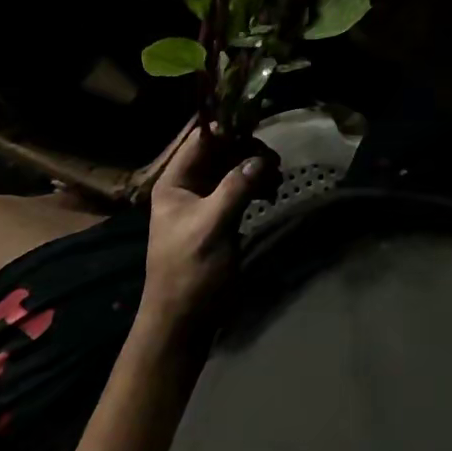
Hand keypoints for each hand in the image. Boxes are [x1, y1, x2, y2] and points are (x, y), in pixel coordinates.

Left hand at [141, 123, 274, 330]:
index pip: (201, 140)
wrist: (184, 321)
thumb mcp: (211, 226)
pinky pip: (240, 189)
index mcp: (175, 182)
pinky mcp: (221, 218)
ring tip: (276, 178)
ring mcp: (206, 202)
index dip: (227, 129)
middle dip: (248, 151)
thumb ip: (236, 188)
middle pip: (221, 152)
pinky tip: (271, 192)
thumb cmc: (189, 270)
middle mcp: (189, 186)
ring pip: (233, 170)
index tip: (259, 128)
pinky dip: (256, 186)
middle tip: (275, 161)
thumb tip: (262, 159)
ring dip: (255, 168)